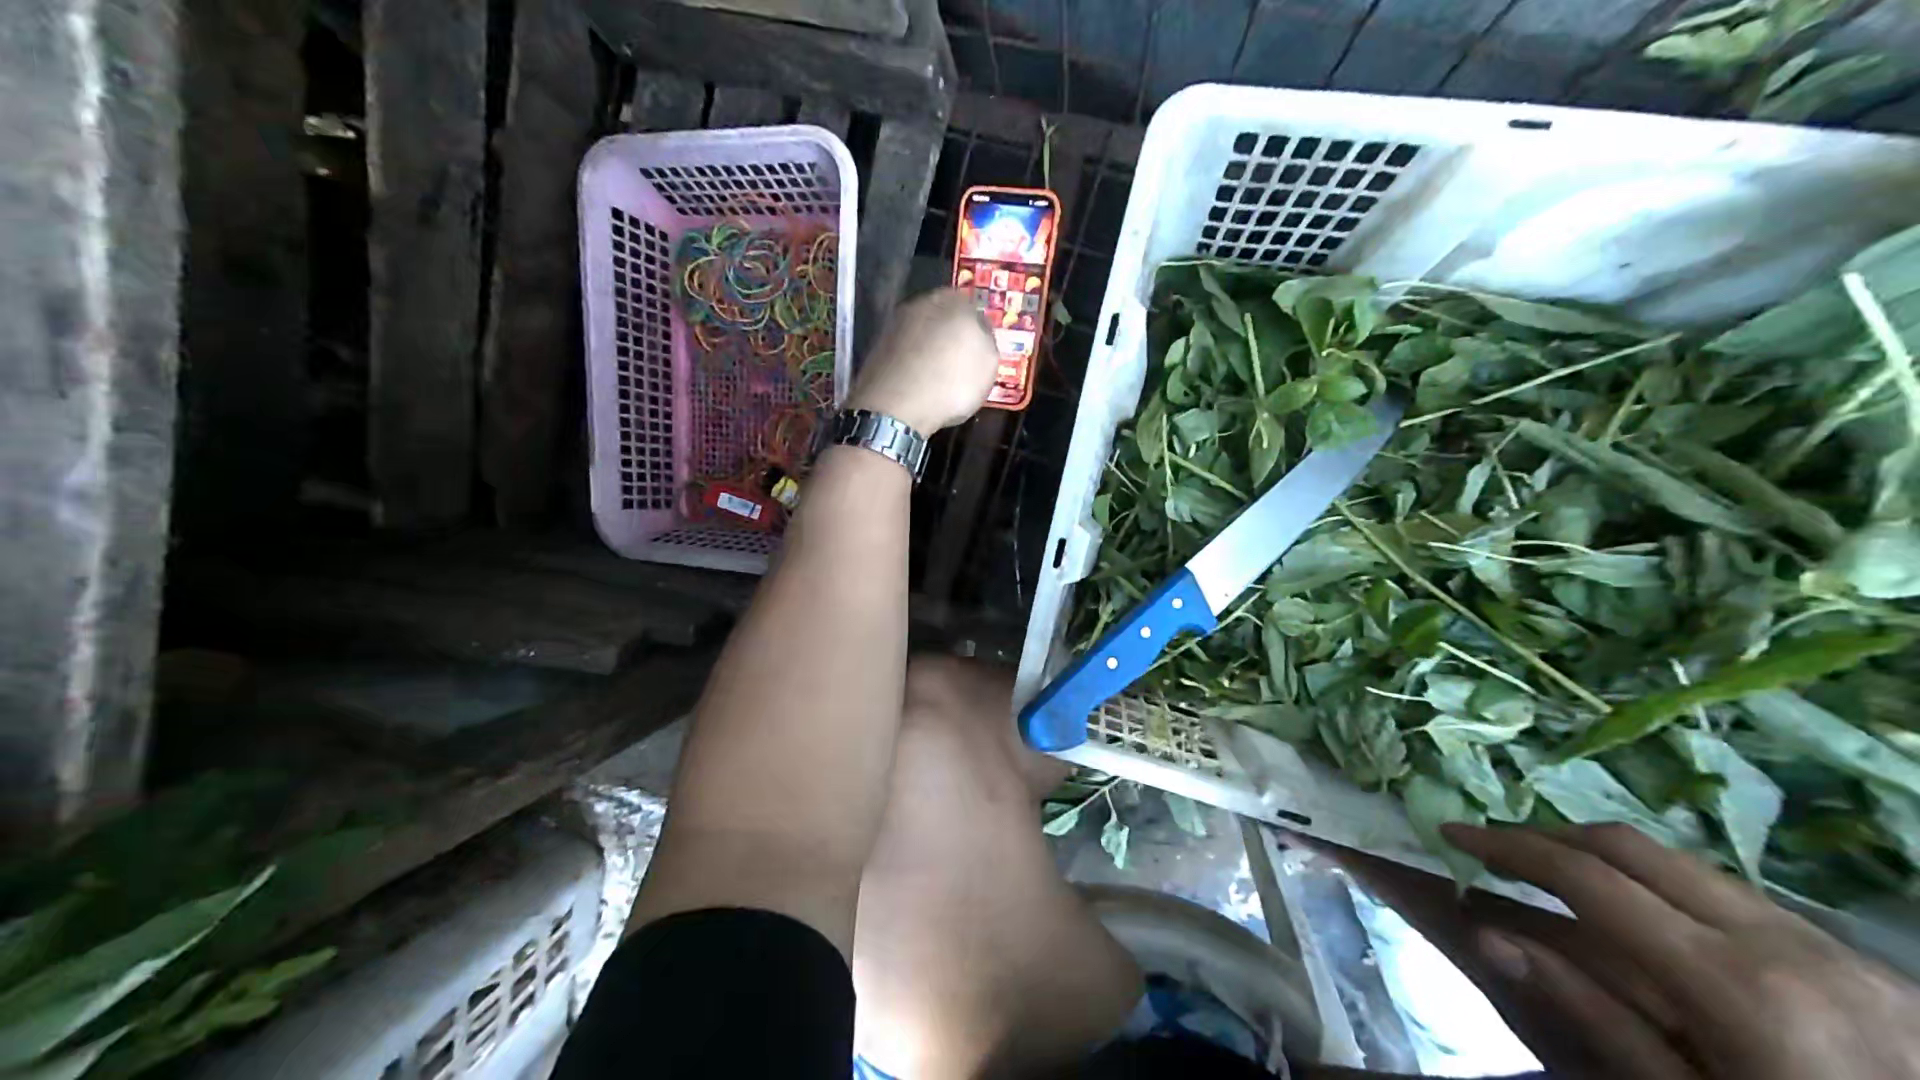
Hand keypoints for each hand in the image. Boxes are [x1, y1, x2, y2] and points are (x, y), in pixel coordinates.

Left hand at [846, 288, 998, 433]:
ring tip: (936, 378)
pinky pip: (903, 352)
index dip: (978, 332)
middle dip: (951, 337)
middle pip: (943, 317)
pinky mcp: (876, 346)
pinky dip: (911, 363)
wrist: (895, 406)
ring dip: (929, 350)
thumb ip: (986, 340)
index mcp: (954, 301)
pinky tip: (916, 383)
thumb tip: (979, 333)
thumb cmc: (951, 383)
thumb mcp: (989, 364)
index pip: (973, 309)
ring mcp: (895, 323)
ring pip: (921, 334)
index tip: (979, 353)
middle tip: (959, 364)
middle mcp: (922, 303)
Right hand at [1441, 822, 1919, 1079]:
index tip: (1453, 834)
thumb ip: (1591, 1012)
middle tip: (1498, 849)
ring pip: (1683, 862)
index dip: (1508, 846)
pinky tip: (1652, 923)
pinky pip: (1735, 894)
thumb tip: (1489, 937)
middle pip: (1631, 845)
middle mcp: (1779, 940)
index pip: (1587, 876)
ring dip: (1607, 857)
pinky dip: (1666, 887)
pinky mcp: (1860, 959)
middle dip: (1551, 835)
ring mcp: (1828, 944)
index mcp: (1732, 983)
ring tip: (1560, 877)